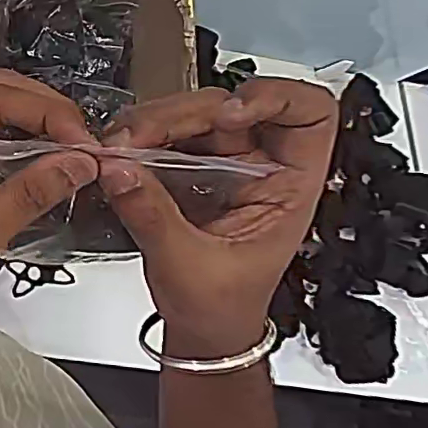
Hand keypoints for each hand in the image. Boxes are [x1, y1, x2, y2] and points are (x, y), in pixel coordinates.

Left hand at [0, 70, 99, 312]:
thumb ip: (29, 194)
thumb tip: (75, 165)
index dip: (46, 112)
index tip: (78, 138)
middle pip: (0, 89)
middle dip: (47, 108)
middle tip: (80, 137)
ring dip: (39, 119)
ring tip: (70, 146)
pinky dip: (26, 137)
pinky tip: (46, 156)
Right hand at [98, 78, 336, 357]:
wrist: (202, 330)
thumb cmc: (221, 307)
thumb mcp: (189, 267)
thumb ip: (153, 216)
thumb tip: (120, 169)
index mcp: (288, 187)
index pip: (309, 113)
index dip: (275, 97)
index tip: (232, 115)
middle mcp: (257, 166)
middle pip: (229, 105)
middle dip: (180, 114)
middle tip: (138, 138)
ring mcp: (221, 163)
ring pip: (191, 114)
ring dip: (151, 124)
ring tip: (119, 148)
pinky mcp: (188, 167)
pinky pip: (163, 135)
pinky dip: (136, 138)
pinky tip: (117, 154)